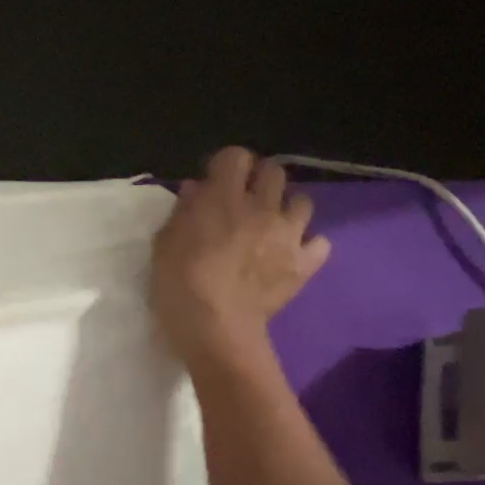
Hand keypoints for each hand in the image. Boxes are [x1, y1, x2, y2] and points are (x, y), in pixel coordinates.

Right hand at [151, 147, 330, 358]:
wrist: (215, 328)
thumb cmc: (178, 283)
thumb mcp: (165, 242)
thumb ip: (183, 211)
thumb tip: (197, 189)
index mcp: (223, 197)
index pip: (235, 157)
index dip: (225, 165)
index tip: (214, 180)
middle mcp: (261, 207)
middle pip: (274, 172)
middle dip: (259, 179)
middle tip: (244, 199)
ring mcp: (288, 235)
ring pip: (303, 202)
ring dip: (286, 208)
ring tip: (271, 225)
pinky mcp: (304, 263)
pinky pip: (320, 243)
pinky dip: (308, 245)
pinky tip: (291, 254)